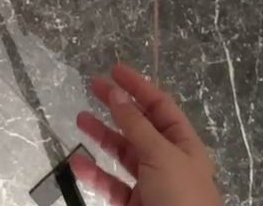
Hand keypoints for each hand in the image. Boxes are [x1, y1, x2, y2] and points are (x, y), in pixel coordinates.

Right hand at [72, 64, 224, 205]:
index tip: (114, 70)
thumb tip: (116, 92)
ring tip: (80, 119)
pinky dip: (95, 172)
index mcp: (183, 144)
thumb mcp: (160, 155)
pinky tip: (78, 163)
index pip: (160, 106)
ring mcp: (151, 184)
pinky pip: (112, 183)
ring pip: (122, 152)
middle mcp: (167, 160)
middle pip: (139, 125)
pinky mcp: (135, 205)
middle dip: (116, 105)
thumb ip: (135, 124)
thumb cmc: (181, 196)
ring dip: (102, 135)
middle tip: (93, 86)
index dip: (138, 86)